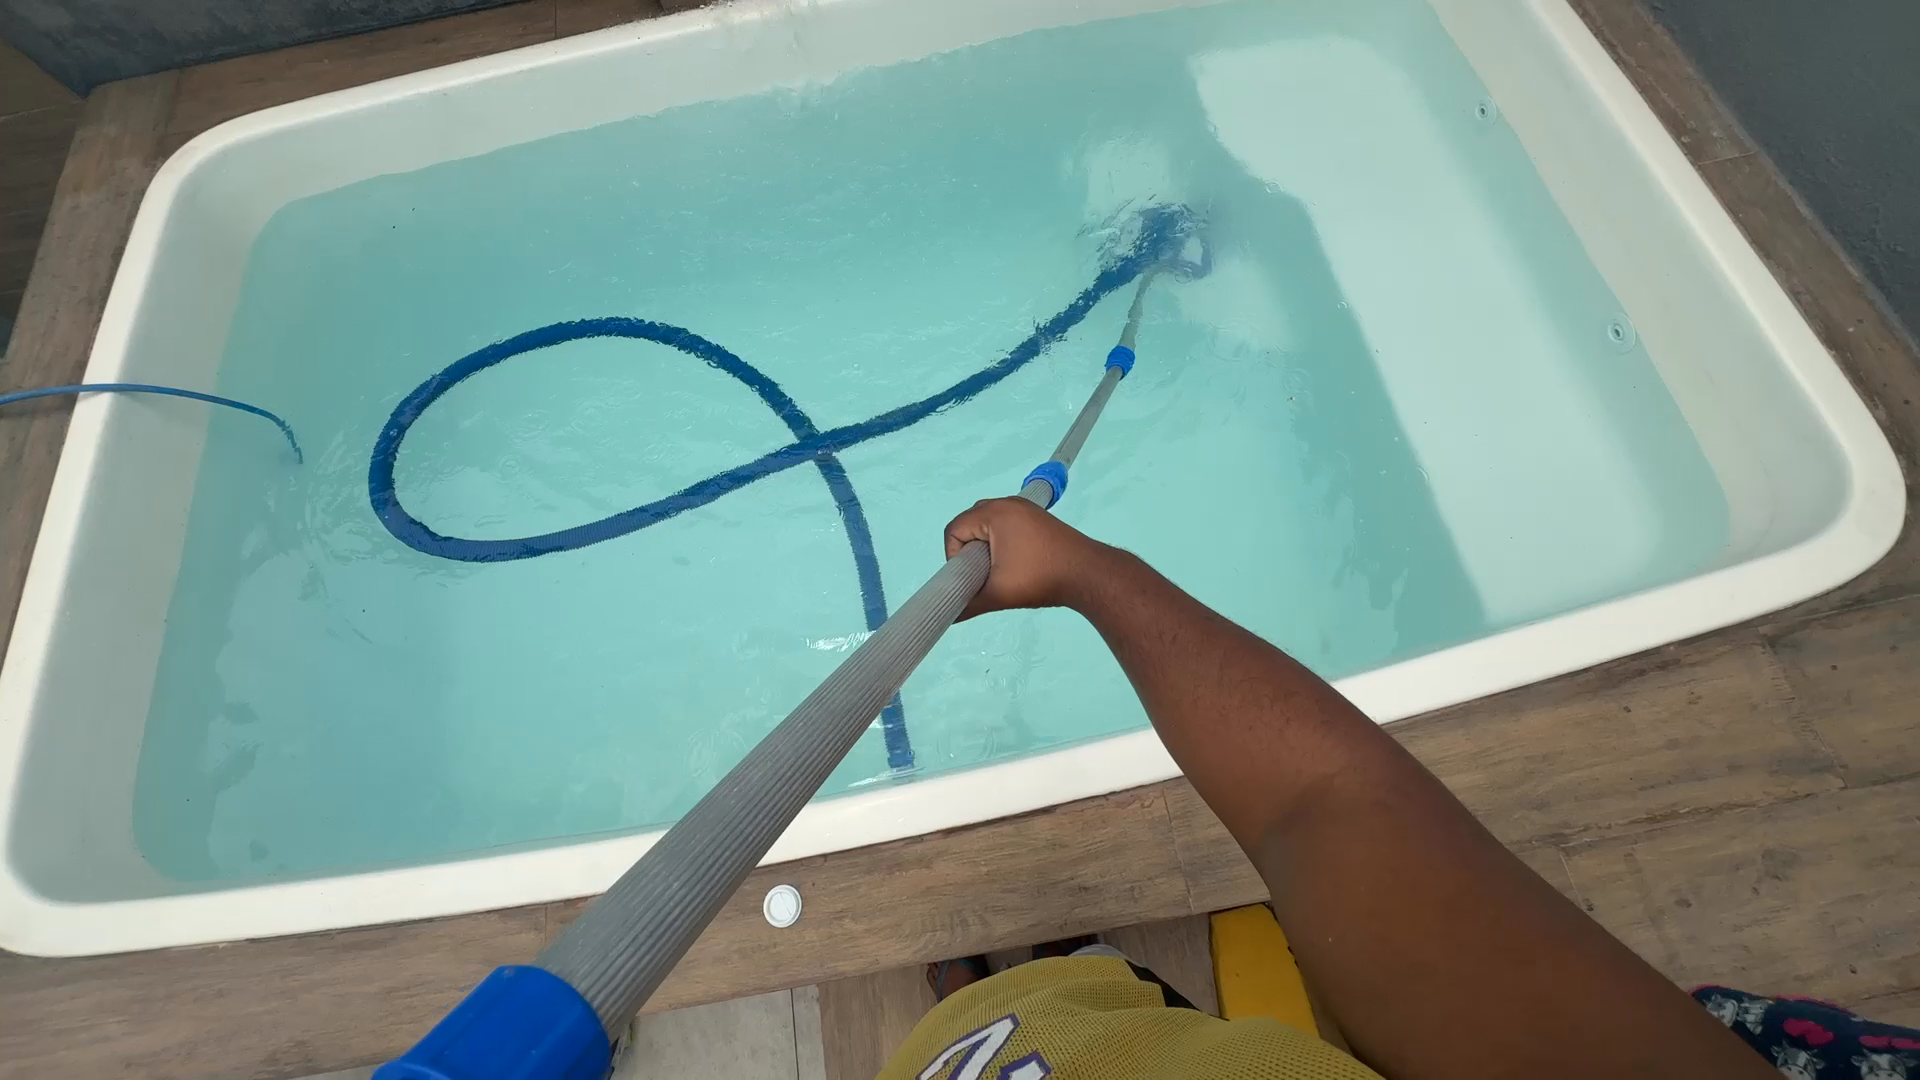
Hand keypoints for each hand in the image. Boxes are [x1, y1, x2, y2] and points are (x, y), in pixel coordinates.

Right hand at [943, 497, 1110, 619]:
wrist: (1088, 574)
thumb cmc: (1040, 579)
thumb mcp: (999, 595)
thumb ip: (969, 604)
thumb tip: (951, 616)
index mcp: (994, 514)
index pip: (954, 529)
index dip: (954, 555)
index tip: (969, 576)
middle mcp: (1007, 503)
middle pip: (970, 521)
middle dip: (969, 548)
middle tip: (982, 572)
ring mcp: (1025, 507)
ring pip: (988, 521)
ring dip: (986, 544)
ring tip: (998, 569)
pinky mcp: (1037, 516)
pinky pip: (1006, 522)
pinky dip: (1002, 539)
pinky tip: (1015, 561)